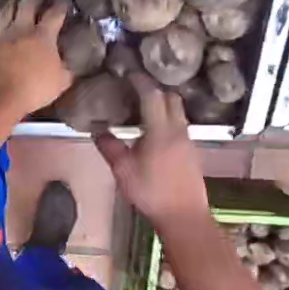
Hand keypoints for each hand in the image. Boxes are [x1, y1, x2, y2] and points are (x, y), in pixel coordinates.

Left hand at [0, 0, 72, 118]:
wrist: (0, 97)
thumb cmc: (34, 89)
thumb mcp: (62, 81)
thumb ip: (69, 67)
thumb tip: (74, 60)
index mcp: (43, 35)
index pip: (55, 13)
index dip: (61, 4)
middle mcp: (22, 29)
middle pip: (28, 3)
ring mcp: (2, 35)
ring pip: (8, 10)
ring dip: (14, 0)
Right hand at [93, 76, 211, 231]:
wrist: (184, 216)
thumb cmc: (152, 193)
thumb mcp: (123, 171)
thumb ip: (110, 147)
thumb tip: (97, 130)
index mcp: (161, 130)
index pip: (152, 95)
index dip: (140, 81)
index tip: (127, 73)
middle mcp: (178, 129)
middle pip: (170, 97)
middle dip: (153, 87)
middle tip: (134, 87)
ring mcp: (188, 140)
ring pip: (177, 110)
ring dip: (162, 102)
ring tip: (141, 106)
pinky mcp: (191, 150)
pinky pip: (179, 123)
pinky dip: (167, 117)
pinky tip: (153, 128)